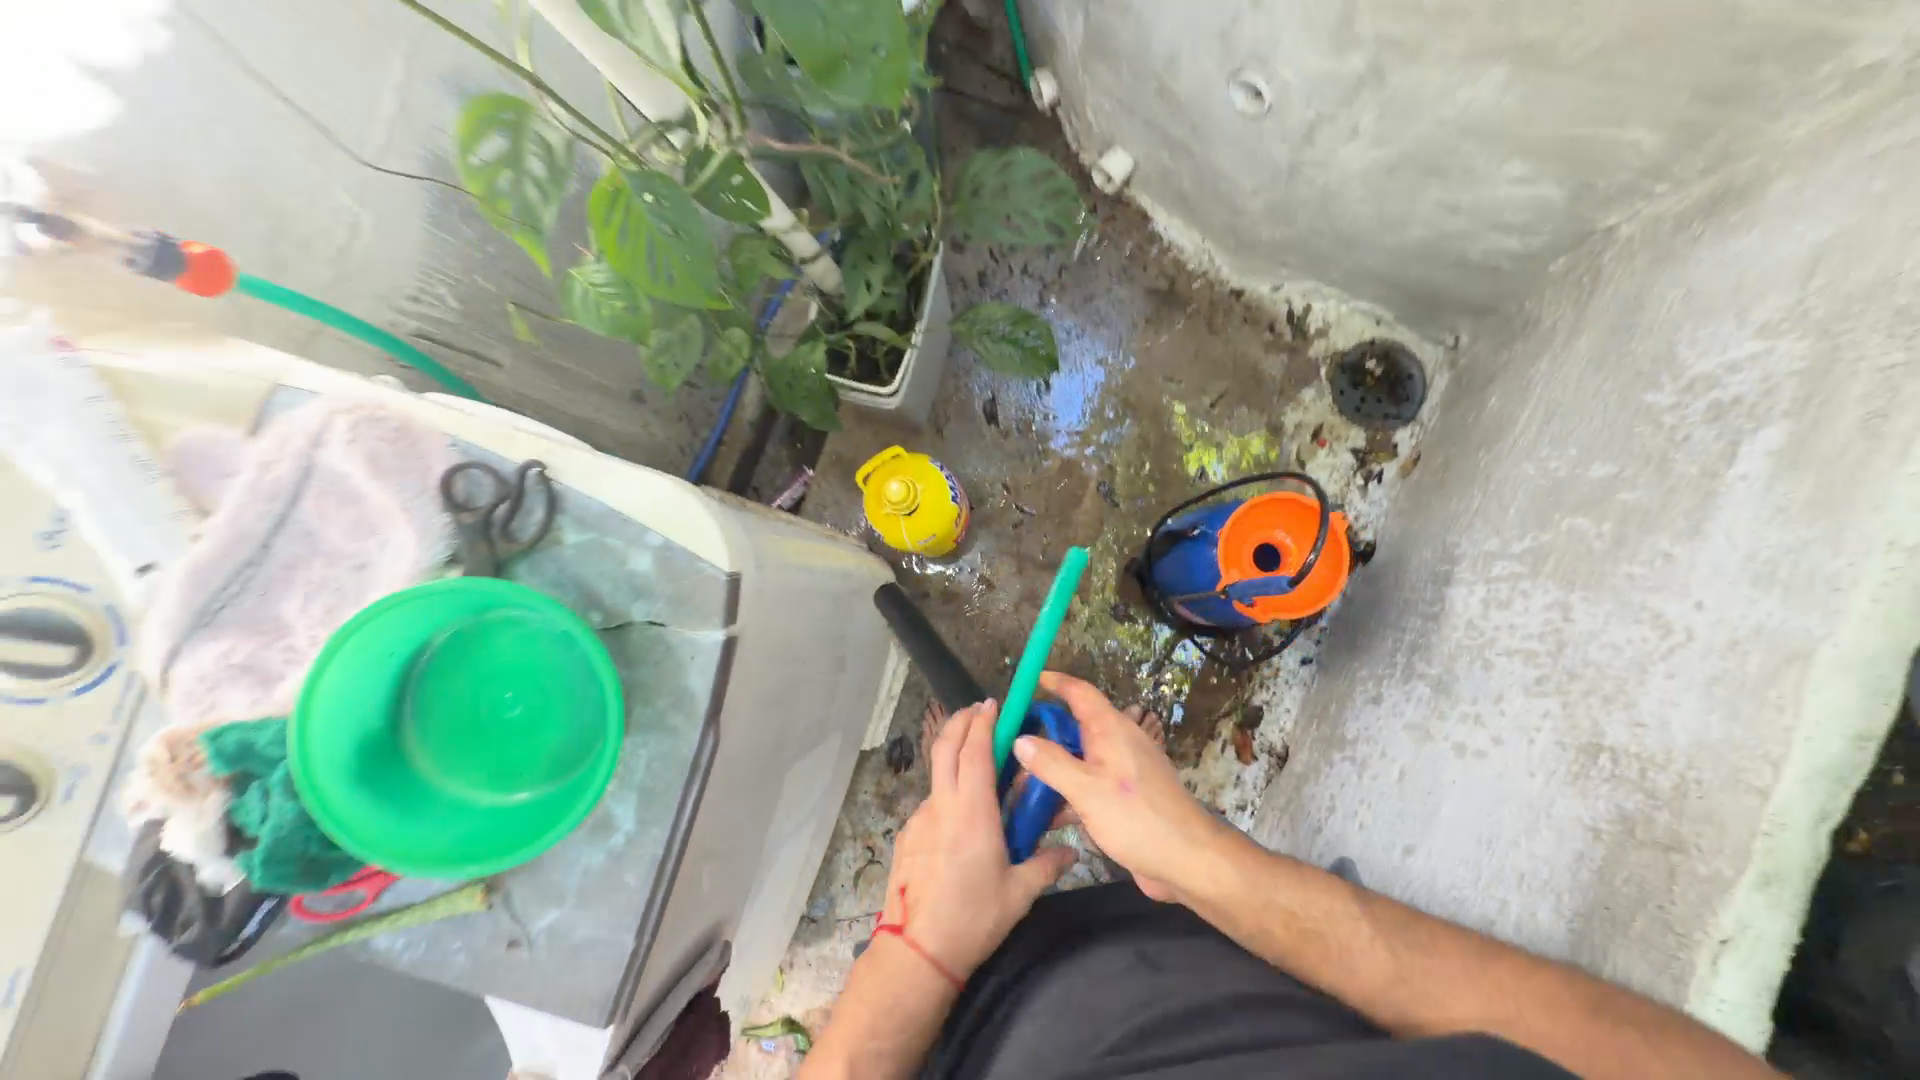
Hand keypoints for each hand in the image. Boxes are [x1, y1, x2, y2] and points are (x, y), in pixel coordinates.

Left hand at [880, 699, 1075, 980]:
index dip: (984, 722)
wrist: (917, 951)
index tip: (994, 704)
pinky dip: (947, 794)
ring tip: (978, 768)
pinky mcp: (907, 837)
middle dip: (961, 721)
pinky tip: (962, 820)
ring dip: (954, 758)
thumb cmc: (973, 918)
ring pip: (937, 775)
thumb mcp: (1018, 894)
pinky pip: (931, 804)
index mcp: (972, 811)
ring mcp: (920, 820)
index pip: (976, 749)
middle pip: (945, 746)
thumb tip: (1071, 853)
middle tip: (979, 712)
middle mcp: (942, 805)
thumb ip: (1046, 866)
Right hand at [1013, 672, 1234, 902]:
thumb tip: (1021, 739)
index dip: (1056, 682)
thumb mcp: (1086, 790)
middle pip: (1076, 728)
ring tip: (1020, 787)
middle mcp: (1118, 743)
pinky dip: (1069, 793)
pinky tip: (1047, 817)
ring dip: (1053, 770)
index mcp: (1111, 729)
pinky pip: (1090, 785)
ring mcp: (1124, 771)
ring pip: (1080, 760)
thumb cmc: (1136, 817)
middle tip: (1012, 748)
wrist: (1187, 859)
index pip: (1080, 693)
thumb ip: (1051, 763)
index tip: (1032, 679)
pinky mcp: (1126, 798)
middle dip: (1044, 736)